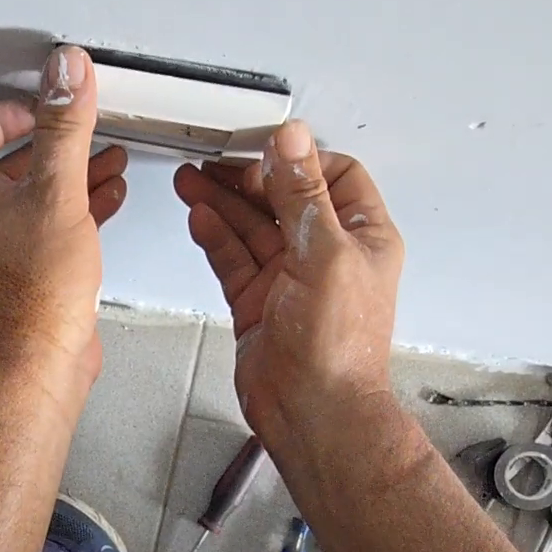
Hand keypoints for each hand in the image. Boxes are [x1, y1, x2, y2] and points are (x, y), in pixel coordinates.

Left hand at [0, 45, 127, 405]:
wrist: (39, 361)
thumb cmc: (34, 296)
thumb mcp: (58, 194)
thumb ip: (62, 130)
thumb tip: (64, 75)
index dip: (3, 112)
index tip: (37, 106)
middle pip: (8, 166)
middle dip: (50, 143)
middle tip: (76, 130)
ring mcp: (3, 253)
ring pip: (35, 199)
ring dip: (70, 175)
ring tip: (105, 159)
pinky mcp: (30, 277)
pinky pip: (52, 230)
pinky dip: (78, 210)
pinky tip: (107, 202)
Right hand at [173, 122, 403, 438]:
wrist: (311, 410)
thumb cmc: (337, 348)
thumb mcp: (325, 255)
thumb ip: (303, 196)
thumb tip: (292, 141)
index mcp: (360, 237)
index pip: (330, 178)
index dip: (296, 159)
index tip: (262, 146)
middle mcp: (324, 256)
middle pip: (281, 200)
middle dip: (246, 178)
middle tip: (213, 160)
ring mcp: (287, 281)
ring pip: (250, 229)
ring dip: (221, 203)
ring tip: (192, 180)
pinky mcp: (256, 305)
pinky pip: (232, 261)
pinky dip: (214, 238)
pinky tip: (200, 218)